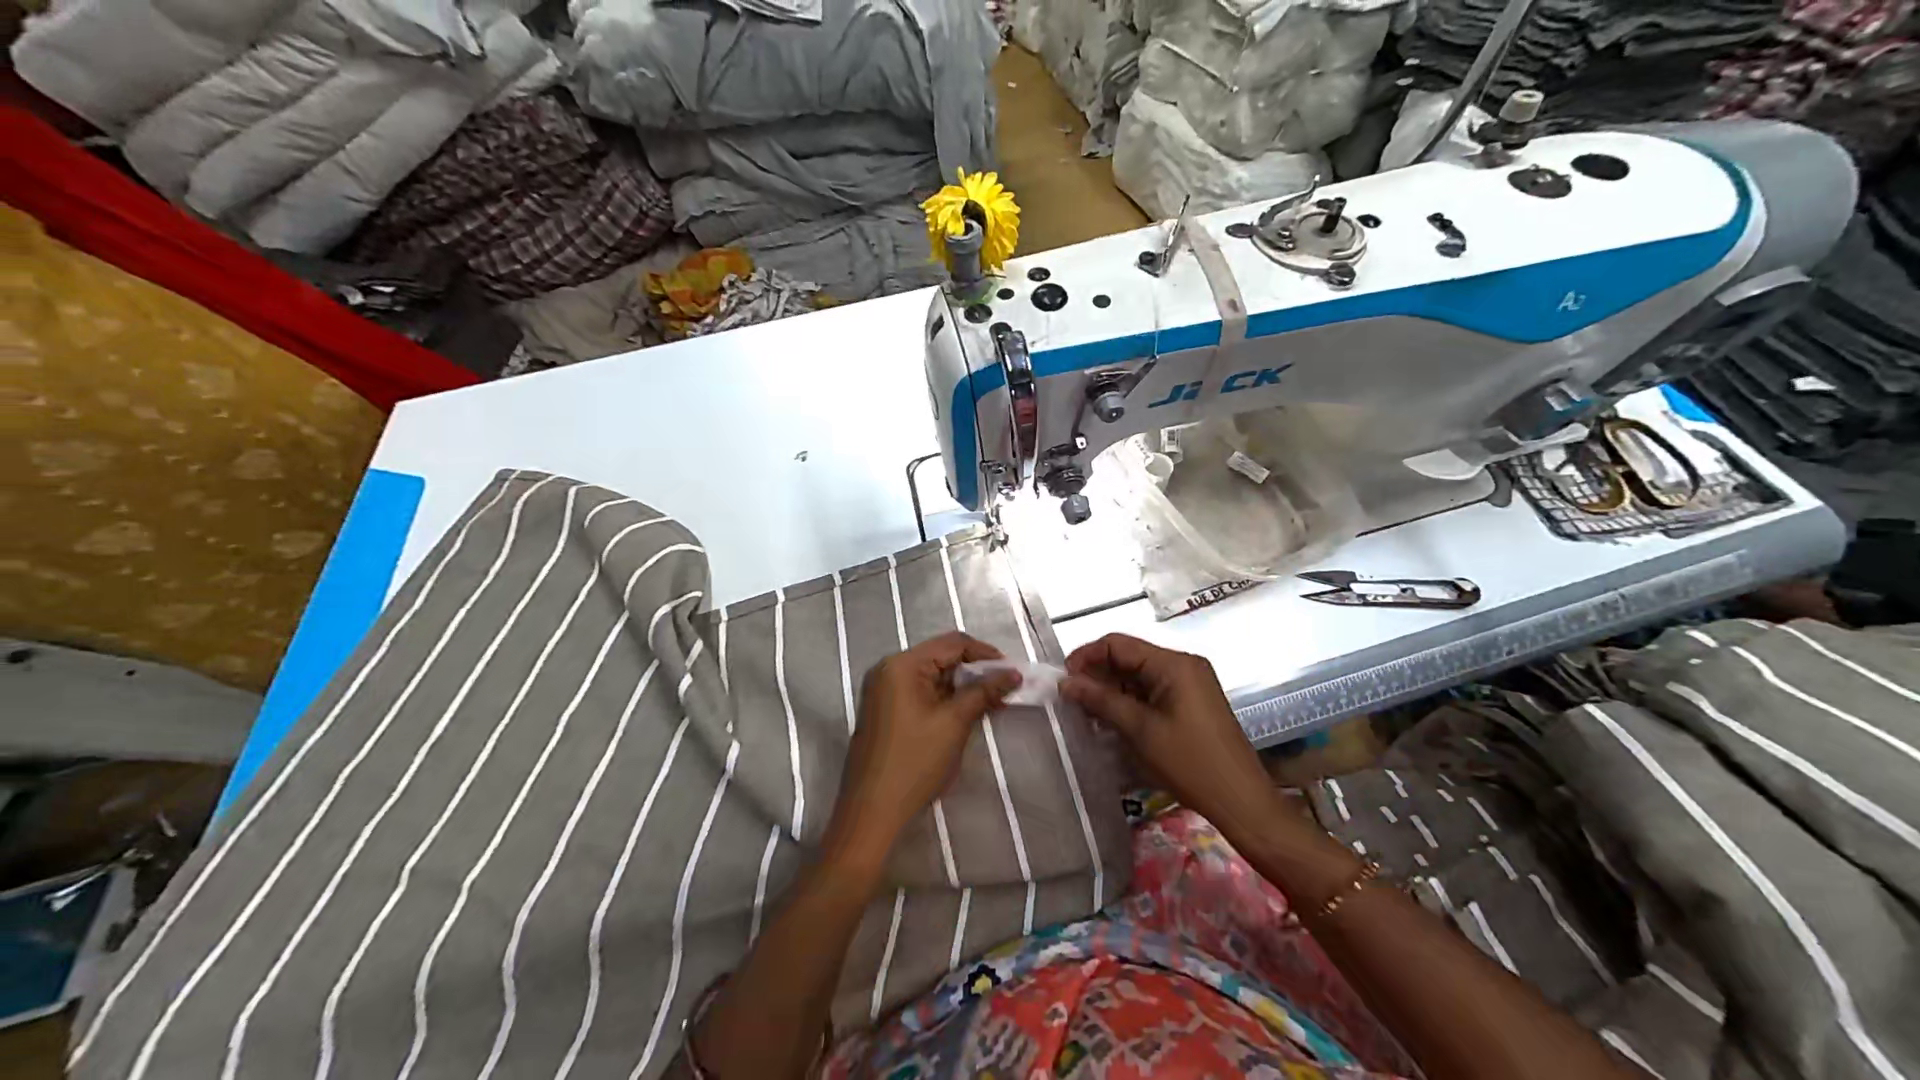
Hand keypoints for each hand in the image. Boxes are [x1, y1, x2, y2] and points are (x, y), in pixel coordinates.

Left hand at [826, 632, 1020, 864]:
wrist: (872, 811)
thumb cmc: (914, 762)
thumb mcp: (954, 723)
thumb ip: (983, 692)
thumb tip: (1013, 673)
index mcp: (901, 665)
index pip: (952, 643)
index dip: (985, 654)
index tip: (1012, 672)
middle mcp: (888, 668)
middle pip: (940, 656)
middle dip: (974, 671)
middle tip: (1005, 689)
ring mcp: (882, 689)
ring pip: (931, 675)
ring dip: (961, 686)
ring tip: (990, 702)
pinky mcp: (883, 709)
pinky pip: (919, 691)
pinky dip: (944, 698)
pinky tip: (965, 712)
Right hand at [1062, 634, 1280, 838]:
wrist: (1240, 800)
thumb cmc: (1190, 762)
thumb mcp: (1140, 730)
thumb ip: (1101, 701)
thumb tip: (1066, 683)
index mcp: (1174, 664)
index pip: (1119, 644)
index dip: (1086, 656)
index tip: (1063, 680)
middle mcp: (1183, 665)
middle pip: (1129, 657)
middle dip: (1097, 675)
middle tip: (1071, 700)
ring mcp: (1189, 684)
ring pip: (1138, 676)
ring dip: (1111, 691)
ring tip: (1087, 713)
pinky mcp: (1190, 703)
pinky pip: (1151, 691)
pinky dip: (1129, 702)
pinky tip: (1111, 721)